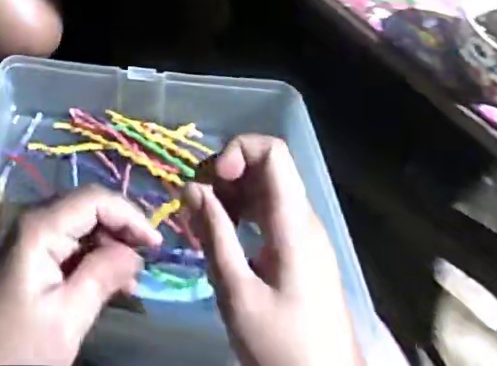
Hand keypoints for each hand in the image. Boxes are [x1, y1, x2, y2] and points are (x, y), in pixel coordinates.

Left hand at [0, 186, 158, 365]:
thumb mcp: (66, 320)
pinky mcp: (29, 256)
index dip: (129, 214)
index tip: (158, 245)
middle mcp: (33, 220)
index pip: (93, 198)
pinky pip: (69, 242)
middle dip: (121, 226)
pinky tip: (111, 280)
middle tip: (149, 260)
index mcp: (40, 226)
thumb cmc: (17, 349)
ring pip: (80, 223)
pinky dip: (93, 255)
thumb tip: (134, 251)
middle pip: (87, 206)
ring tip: (134, 276)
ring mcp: (29, 237)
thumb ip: (102, 277)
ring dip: (109, 242)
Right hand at [185, 136, 360, 365]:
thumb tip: (191, 187)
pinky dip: (241, 214)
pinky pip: (269, 213)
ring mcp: (305, 238)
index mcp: (294, 223)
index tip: (211, 180)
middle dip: (225, 173)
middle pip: (266, 165)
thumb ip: (214, 235)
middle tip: (195, 202)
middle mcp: (304, 220)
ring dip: (230, 194)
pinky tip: (221, 238)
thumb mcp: (238, 295)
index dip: (237, 150)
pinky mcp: (301, 255)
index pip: (273, 150)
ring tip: (201, 222)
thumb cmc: (284, 350)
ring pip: (265, 188)